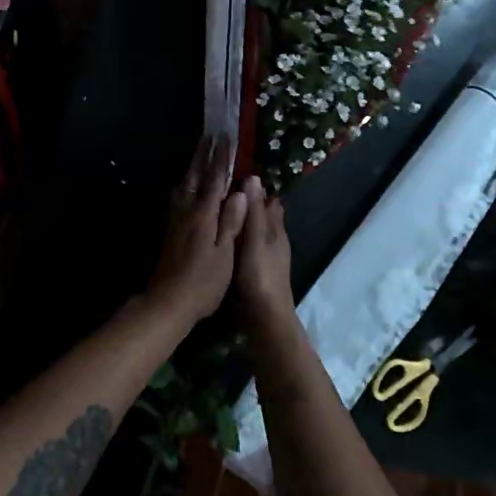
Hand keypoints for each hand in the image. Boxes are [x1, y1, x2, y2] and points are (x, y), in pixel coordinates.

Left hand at [147, 137, 245, 326]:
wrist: (166, 305)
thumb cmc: (202, 282)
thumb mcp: (224, 253)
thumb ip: (232, 221)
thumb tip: (241, 192)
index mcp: (204, 216)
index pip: (215, 181)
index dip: (222, 159)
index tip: (227, 139)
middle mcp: (187, 213)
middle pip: (195, 178)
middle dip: (203, 156)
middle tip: (210, 136)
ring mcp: (176, 222)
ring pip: (184, 186)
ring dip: (193, 167)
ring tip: (199, 153)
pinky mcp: (171, 232)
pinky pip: (179, 198)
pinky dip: (186, 184)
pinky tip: (187, 186)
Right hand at [233, 176, 292, 322]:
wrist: (265, 318)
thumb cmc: (261, 276)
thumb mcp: (256, 240)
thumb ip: (255, 212)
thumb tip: (254, 178)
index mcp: (276, 230)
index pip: (269, 202)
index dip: (256, 190)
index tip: (236, 177)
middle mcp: (275, 240)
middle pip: (263, 216)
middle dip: (248, 205)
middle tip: (221, 194)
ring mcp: (267, 257)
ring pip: (255, 232)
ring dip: (243, 223)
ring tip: (219, 214)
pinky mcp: (258, 271)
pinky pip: (248, 247)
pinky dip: (239, 240)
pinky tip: (225, 242)